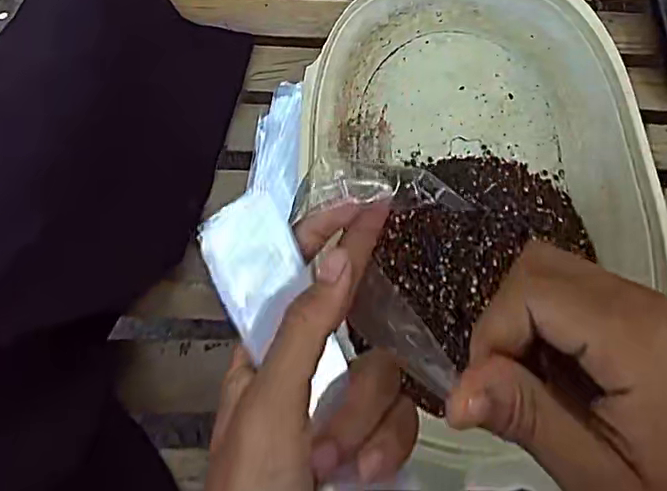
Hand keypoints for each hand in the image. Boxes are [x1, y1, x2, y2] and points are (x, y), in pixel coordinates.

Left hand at [205, 202, 417, 490]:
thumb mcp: (270, 408)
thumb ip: (306, 327)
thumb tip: (340, 251)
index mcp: (264, 356)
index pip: (295, 273)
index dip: (325, 232)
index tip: (364, 203)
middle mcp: (307, 375)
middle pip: (355, 323)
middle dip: (355, 347)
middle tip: (369, 295)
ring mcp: (341, 413)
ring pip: (385, 371)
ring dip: (364, 419)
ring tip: (332, 463)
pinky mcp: (371, 445)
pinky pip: (401, 417)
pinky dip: (386, 446)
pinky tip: (361, 476)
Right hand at [444, 241, 666, 490]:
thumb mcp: (594, 475)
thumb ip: (528, 416)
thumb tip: (455, 391)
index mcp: (629, 329)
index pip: (532, 287)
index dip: (493, 334)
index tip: (484, 397)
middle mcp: (637, 297)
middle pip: (540, 263)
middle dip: (504, 319)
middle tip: (502, 389)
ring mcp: (643, 301)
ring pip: (554, 271)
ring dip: (524, 320)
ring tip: (529, 389)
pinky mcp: (643, 315)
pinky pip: (576, 292)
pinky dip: (548, 322)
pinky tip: (557, 379)